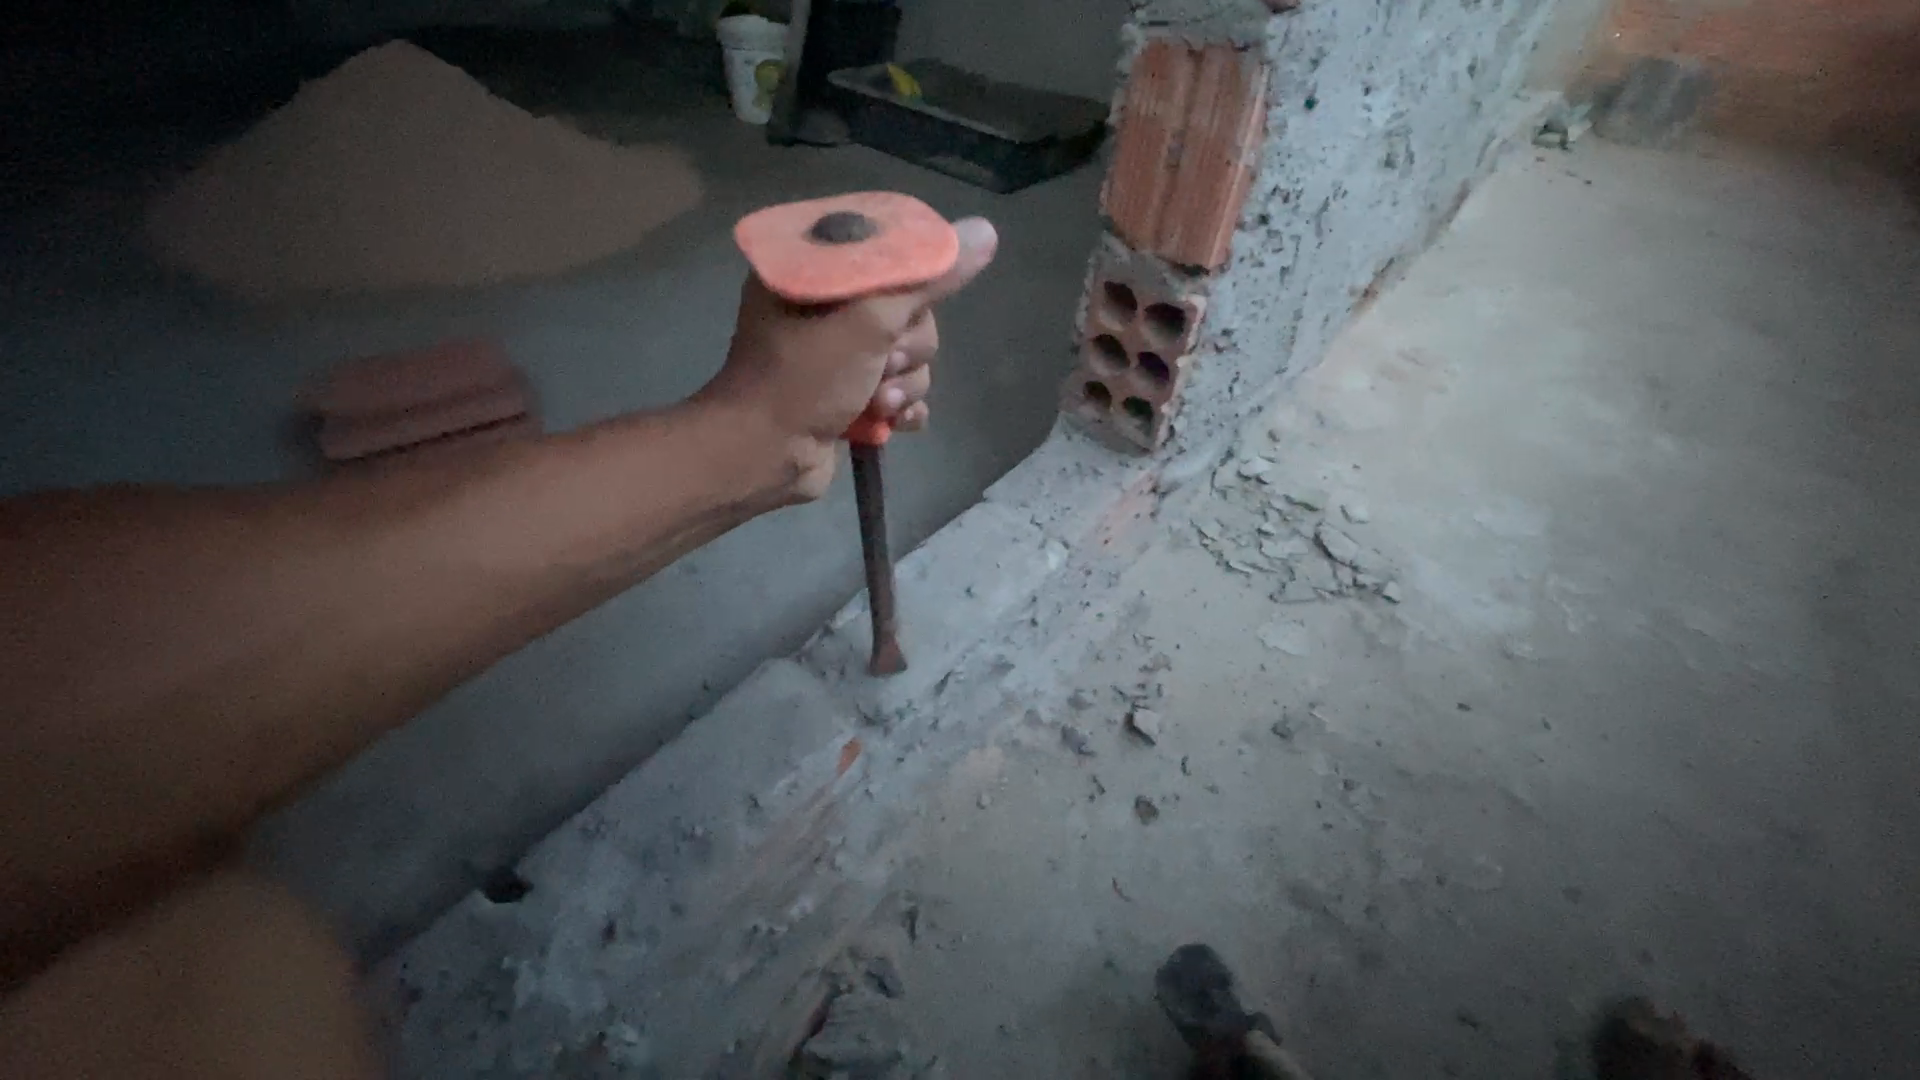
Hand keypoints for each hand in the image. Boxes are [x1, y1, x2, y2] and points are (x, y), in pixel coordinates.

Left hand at [698, 216, 997, 500]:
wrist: (766, 454)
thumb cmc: (804, 377)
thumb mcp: (870, 320)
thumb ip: (929, 278)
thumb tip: (986, 230)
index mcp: (818, 269)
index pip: (891, 250)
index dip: (912, 280)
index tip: (909, 307)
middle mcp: (829, 305)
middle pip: (911, 309)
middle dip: (907, 347)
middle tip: (884, 363)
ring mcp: (841, 353)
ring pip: (911, 356)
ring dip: (904, 385)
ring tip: (878, 404)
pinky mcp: (852, 393)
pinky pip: (901, 392)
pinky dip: (902, 409)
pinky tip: (891, 423)